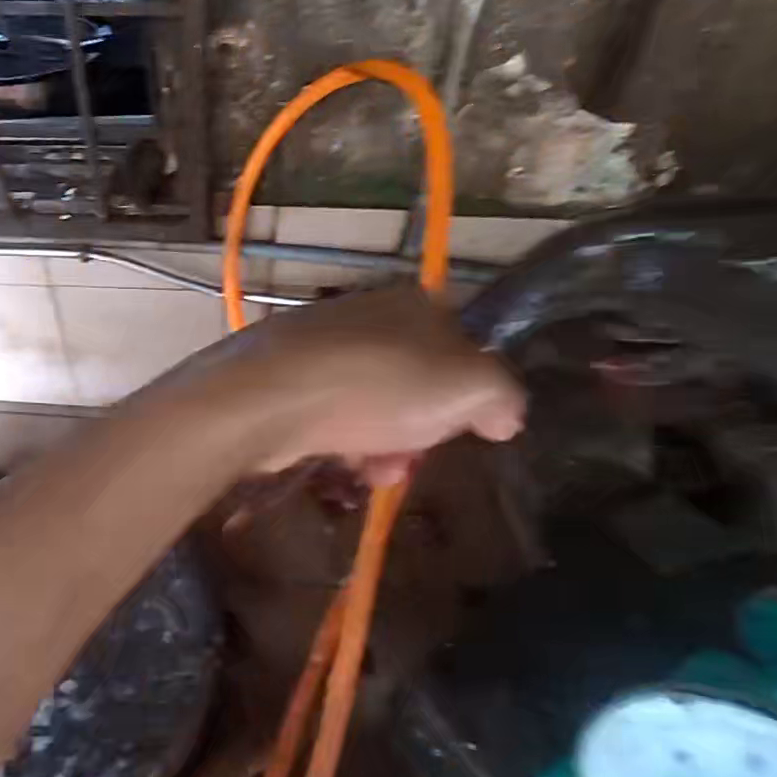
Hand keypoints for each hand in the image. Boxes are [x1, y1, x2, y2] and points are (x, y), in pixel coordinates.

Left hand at [150, 285, 526, 484]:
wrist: (271, 396)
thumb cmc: (378, 386)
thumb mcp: (469, 389)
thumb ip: (502, 397)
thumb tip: (505, 416)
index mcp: (415, 303)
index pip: (461, 346)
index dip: (467, 394)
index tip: (461, 431)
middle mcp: (368, 314)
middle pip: (415, 383)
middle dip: (421, 430)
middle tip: (412, 460)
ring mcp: (321, 344)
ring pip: (372, 403)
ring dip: (384, 445)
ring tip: (376, 473)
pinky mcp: (286, 375)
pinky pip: (331, 412)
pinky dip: (343, 441)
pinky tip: (343, 465)